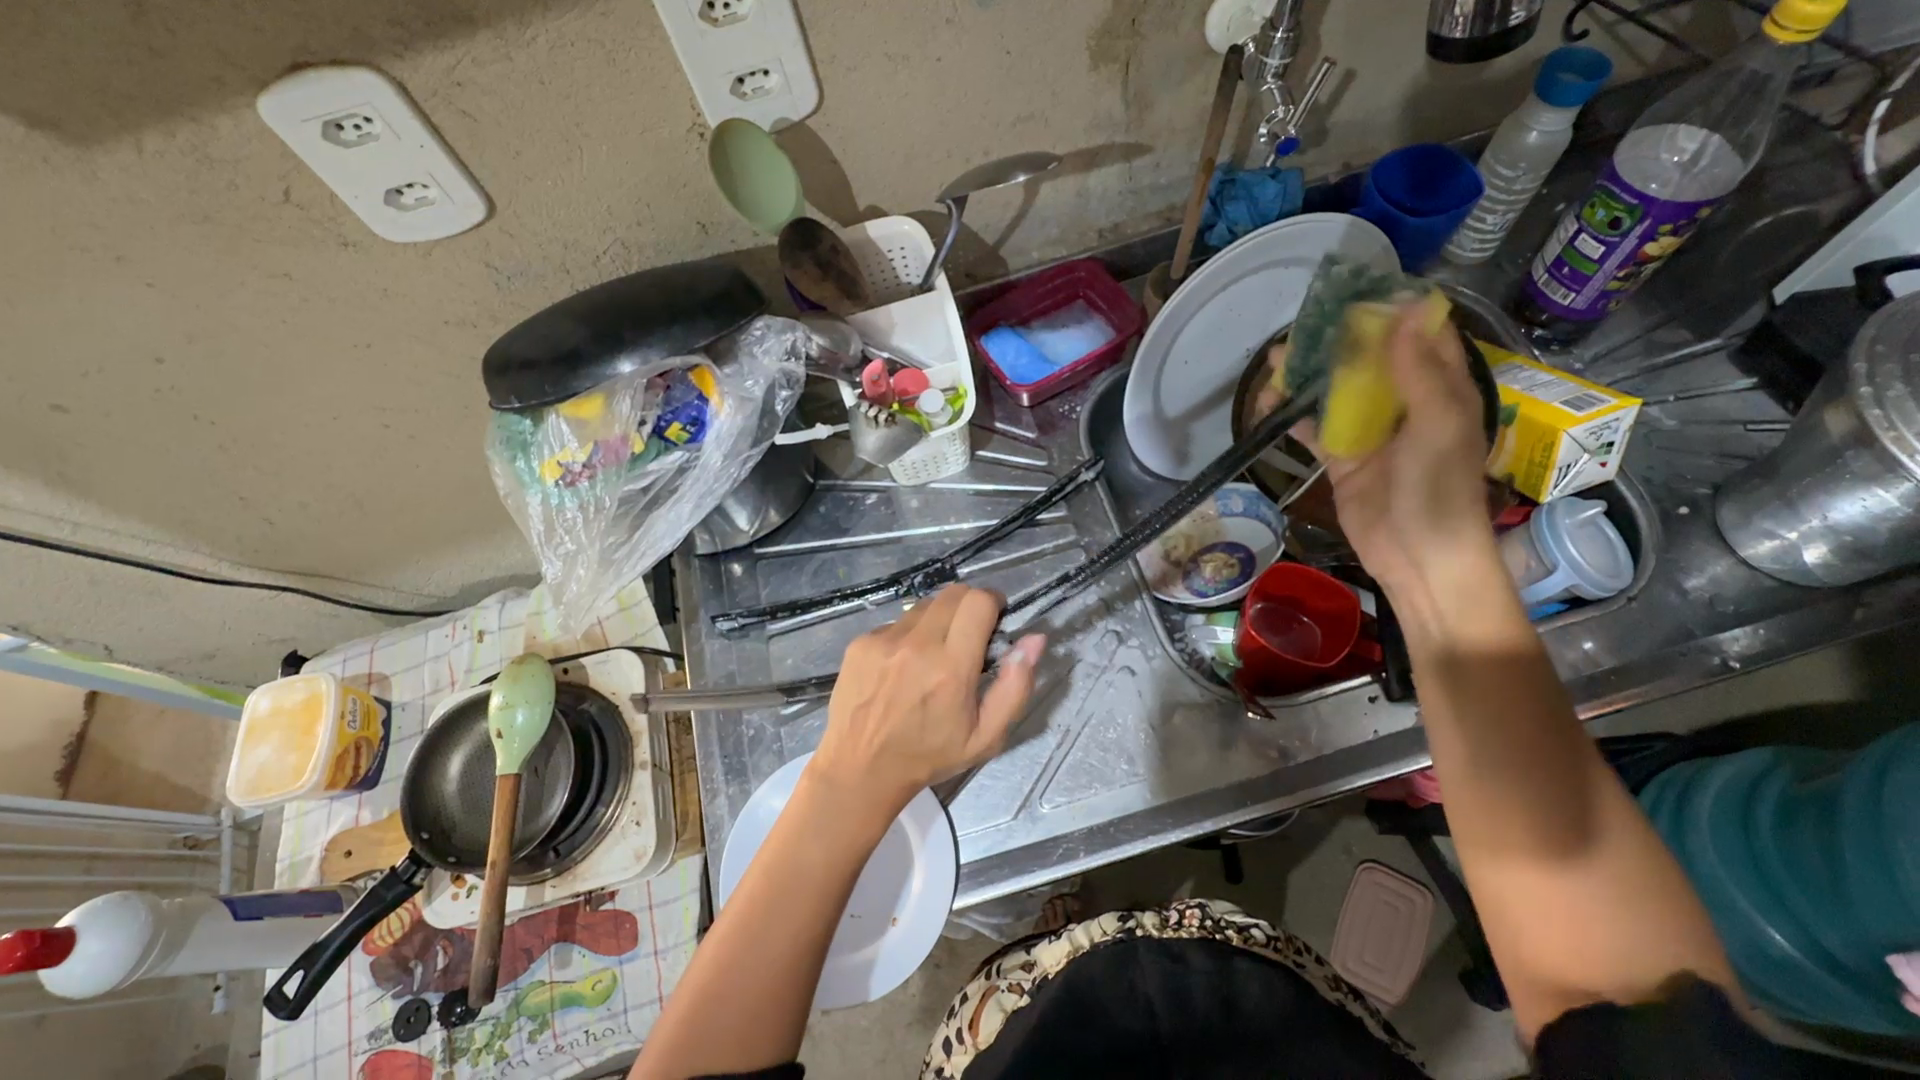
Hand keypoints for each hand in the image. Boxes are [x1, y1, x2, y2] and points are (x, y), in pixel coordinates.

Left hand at [809, 586, 1044, 816]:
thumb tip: (1034, 640)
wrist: (862, 769)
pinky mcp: (860, 643)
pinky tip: (902, 668)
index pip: (979, 602)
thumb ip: (1015, 686)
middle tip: (969, 637)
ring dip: (938, 621)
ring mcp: (883, 641)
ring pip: (924, 606)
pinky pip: (896, 623)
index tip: (994, 622)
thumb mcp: (986, 736)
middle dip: (969, 607)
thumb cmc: (930, 755)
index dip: (993, 604)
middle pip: (953, 593)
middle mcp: (917, 645)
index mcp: (951, 668)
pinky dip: (908, 636)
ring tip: (933, 656)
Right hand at [1297, 306, 1495, 599]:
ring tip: (1274, 364)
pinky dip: (1294, 417)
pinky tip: (1270, 404)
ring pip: (1337, 392)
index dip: (1393, 312)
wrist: (1420, 558)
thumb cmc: (1439, 490)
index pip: (1421, 336)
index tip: (1355, 294)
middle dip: (1336, 342)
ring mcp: (1372, 433)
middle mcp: (1406, 404)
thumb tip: (1405, 311)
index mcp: (1442, 390)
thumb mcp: (1438, 425)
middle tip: (1301, 328)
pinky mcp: (1344, 461)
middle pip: (1370, 361)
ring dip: (1308, 377)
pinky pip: (1316, 430)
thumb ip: (1419, 371)